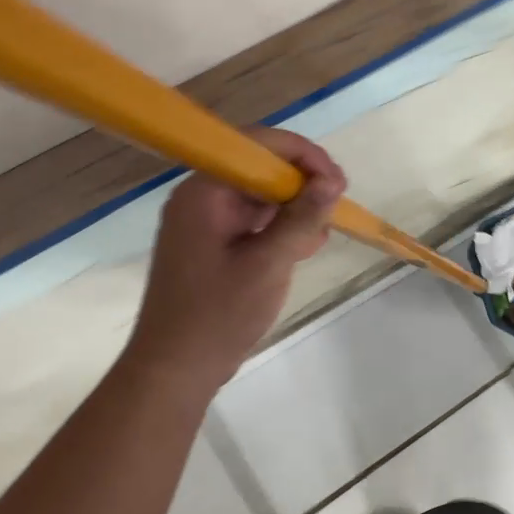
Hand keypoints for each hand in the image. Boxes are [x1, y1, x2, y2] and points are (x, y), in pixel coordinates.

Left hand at [119, 129, 346, 390]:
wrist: (176, 368)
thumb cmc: (218, 313)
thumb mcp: (269, 263)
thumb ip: (302, 218)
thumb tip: (331, 181)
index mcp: (204, 193)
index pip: (256, 146)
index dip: (302, 155)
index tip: (336, 182)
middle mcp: (201, 198)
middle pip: (260, 168)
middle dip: (302, 184)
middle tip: (335, 207)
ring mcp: (206, 222)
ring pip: (261, 196)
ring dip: (295, 208)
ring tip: (321, 234)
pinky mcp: (214, 244)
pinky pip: (254, 220)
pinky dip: (282, 228)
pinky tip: (305, 247)